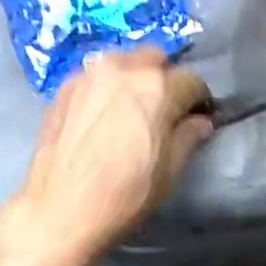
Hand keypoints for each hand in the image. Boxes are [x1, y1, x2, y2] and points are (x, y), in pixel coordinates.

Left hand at [0, 47, 212, 265]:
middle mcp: (123, 68)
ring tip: (136, 110)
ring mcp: (89, 72)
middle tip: (168, 110)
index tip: (199, 117)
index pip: (192, 81)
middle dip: (168, 79)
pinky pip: (97, 75)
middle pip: (156, 59)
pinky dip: (110, 87)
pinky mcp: (64, 85)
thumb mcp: (170, 171)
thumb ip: (188, 137)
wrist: (64, 206)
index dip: (200, 100)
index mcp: (157, 88)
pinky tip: (108, 116)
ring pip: (124, 61)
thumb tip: (200, 122)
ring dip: (137, 78)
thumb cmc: (127, 193)